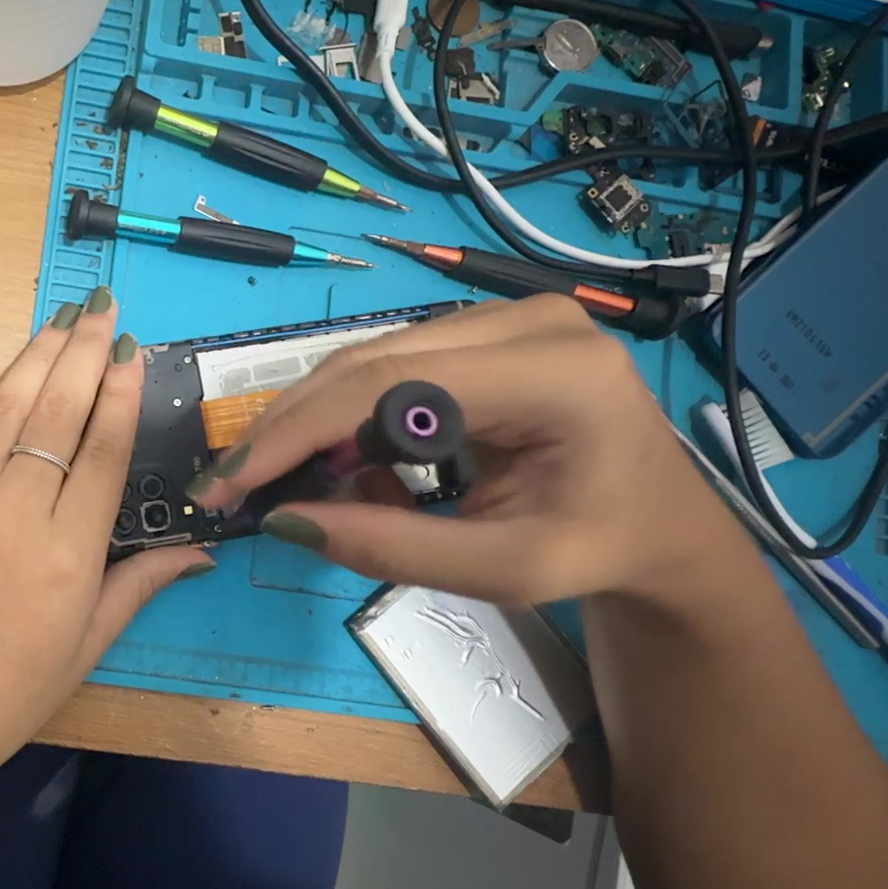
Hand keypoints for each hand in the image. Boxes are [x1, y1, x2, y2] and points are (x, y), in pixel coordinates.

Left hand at [0, 290, 210, 835]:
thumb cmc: (10, 691)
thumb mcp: (88, 645)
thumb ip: (141, 585)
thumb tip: (202, 551)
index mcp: (71, 552)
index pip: (104, 451)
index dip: (121, 394)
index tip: (132, 350)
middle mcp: (17, 513)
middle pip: (58, 415)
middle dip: (84, 353)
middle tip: (102, 308)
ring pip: (2, 411)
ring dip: (33, 356)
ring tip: (59, 316)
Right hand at [189, 295, 748, 604]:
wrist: (659, 525)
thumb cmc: (597, 549)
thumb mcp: (503, 570)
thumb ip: (392, 548)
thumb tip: (281, 520)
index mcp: (555, 373)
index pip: (391, 384)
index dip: (296, 431)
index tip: (227, 481)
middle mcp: (526, 321)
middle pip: (364, 364)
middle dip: (287, 429)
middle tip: (229, 484)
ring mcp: (502, 318)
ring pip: (361, 363)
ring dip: (311, 427)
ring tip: (292, 484)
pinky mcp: (479, 333)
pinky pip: (380, 369)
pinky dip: (344, 421)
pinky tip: (351, 467)